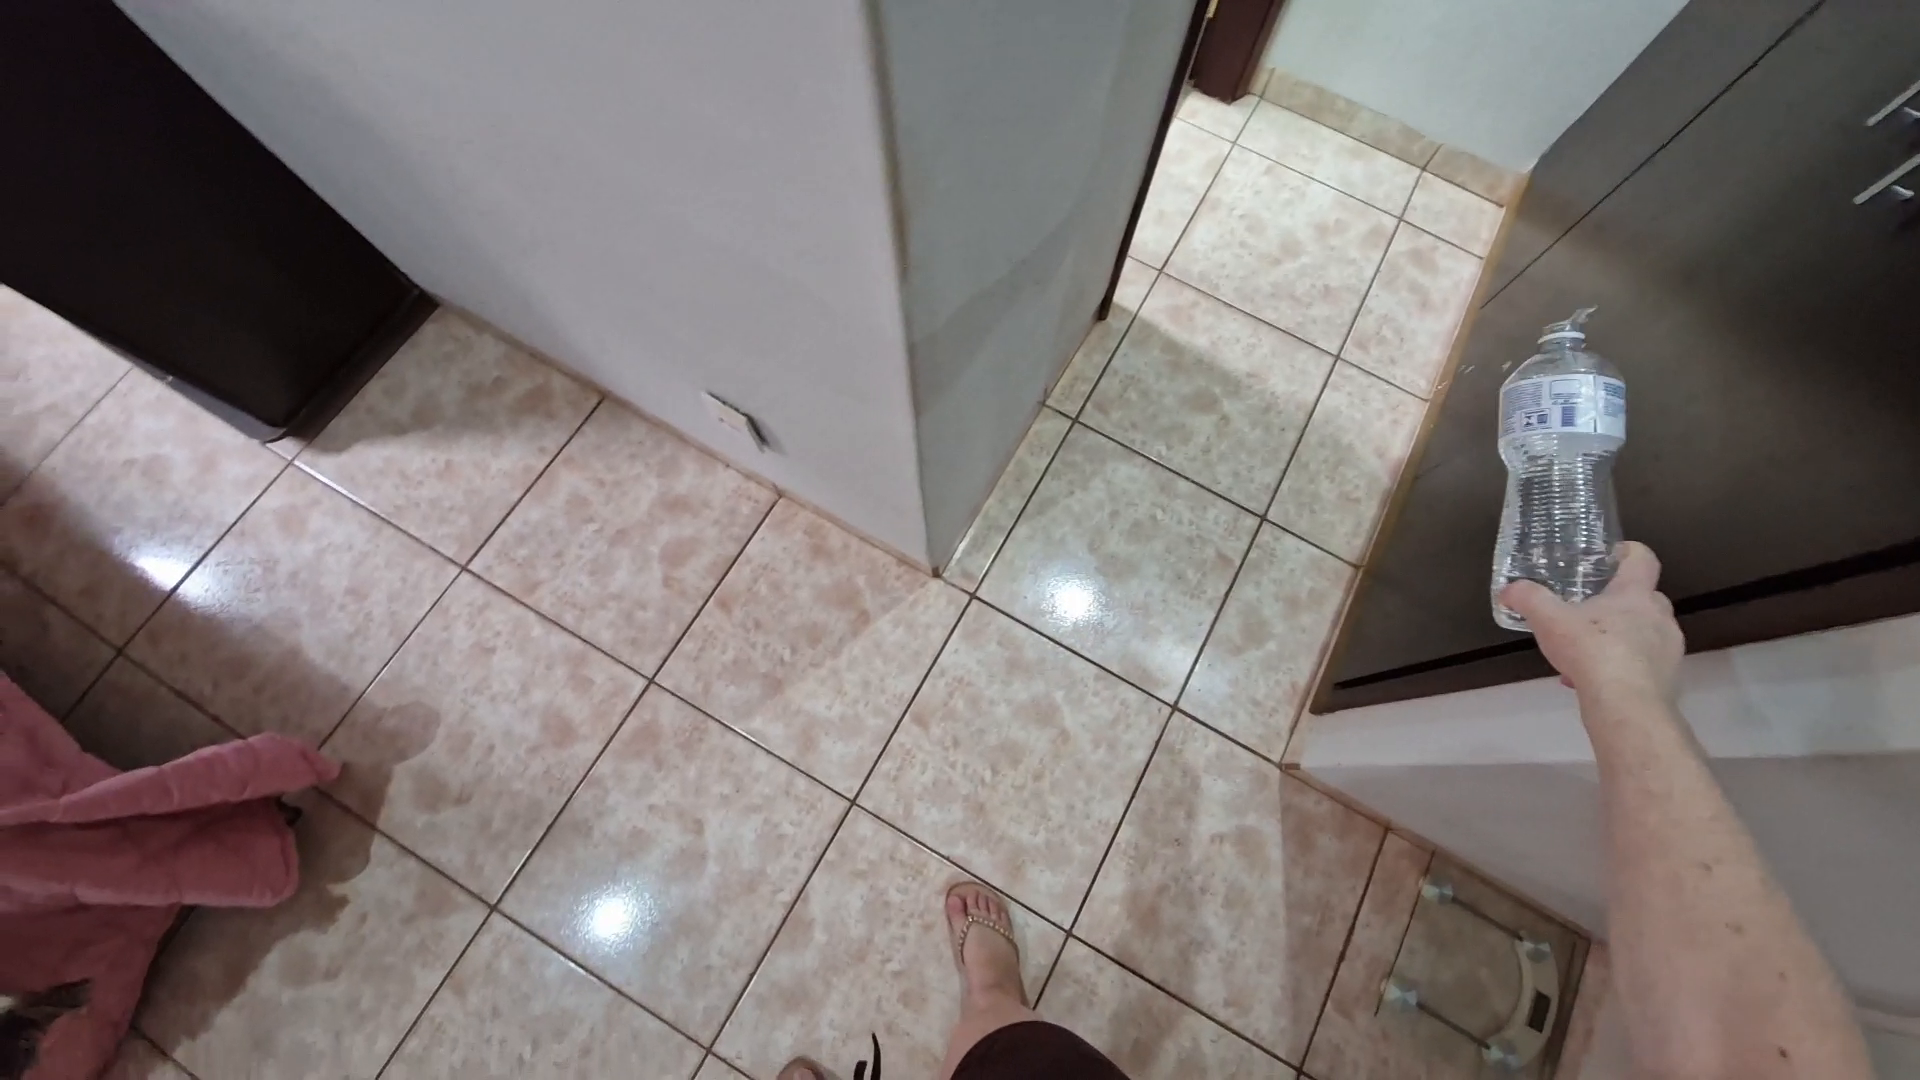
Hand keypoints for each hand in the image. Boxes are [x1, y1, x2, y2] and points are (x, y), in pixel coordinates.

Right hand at [1501, 542, 1683, 703]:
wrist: (1625, 702)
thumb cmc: (1591, 649)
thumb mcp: (1547, 619)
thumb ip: (1527, 598)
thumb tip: (1510, 589)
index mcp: (1634, 595)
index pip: (1643, 561)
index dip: (1628, 552)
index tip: (1611, 554)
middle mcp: (1659, 616)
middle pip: (1646, 597)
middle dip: (1619, 600)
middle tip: (1589, 606)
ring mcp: (1668, 648)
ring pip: (1644, 630)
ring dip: (1618, 634)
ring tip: (1584, 648)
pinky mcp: (1667, 676)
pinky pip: (1640, 661)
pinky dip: (1617, 663)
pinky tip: (1588, 677)